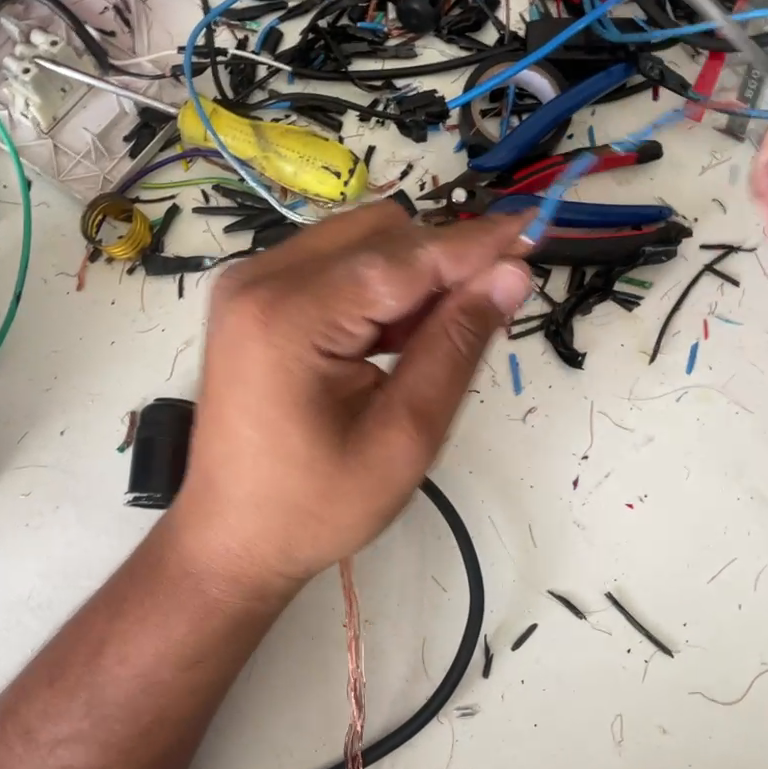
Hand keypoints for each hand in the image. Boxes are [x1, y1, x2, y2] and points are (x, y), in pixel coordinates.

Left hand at [164, 201, 531, 596]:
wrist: (232, 537)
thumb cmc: (316, 506)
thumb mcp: (405, 436)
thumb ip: (457, 346)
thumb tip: (510, 274)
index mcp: (290, 316)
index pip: (404, 257)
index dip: (475, 244)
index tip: (534, 231)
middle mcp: (260, 280)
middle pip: (378, 235)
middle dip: (439, 262)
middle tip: (480, 316)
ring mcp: (247, 284)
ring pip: (357, 242)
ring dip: (407, 275)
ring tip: (428, 342)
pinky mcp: (250, 299)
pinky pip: (330, 265)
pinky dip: (373, 288)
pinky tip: (389, 339)